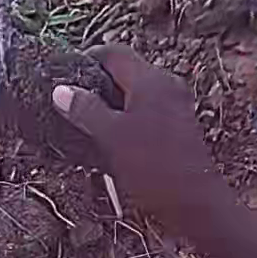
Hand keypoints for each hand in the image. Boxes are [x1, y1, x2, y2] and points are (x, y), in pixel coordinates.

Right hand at [50, 44, 233, 235]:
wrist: (195, 204)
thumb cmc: (153, 168)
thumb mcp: (112, 137)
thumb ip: (86, 110)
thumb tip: (61, 90)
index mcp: (151, 79)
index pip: (114, 53)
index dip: (87, 60)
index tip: (66, 79)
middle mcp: (168, 86)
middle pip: (127, 73)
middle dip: (99, 86)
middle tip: (75, 106)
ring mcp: (177, 107)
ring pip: (138, 96)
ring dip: (114, 107)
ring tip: (91, 127)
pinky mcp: (180, 130)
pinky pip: (149, 114)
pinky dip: (130, 121)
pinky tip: (115, 143)